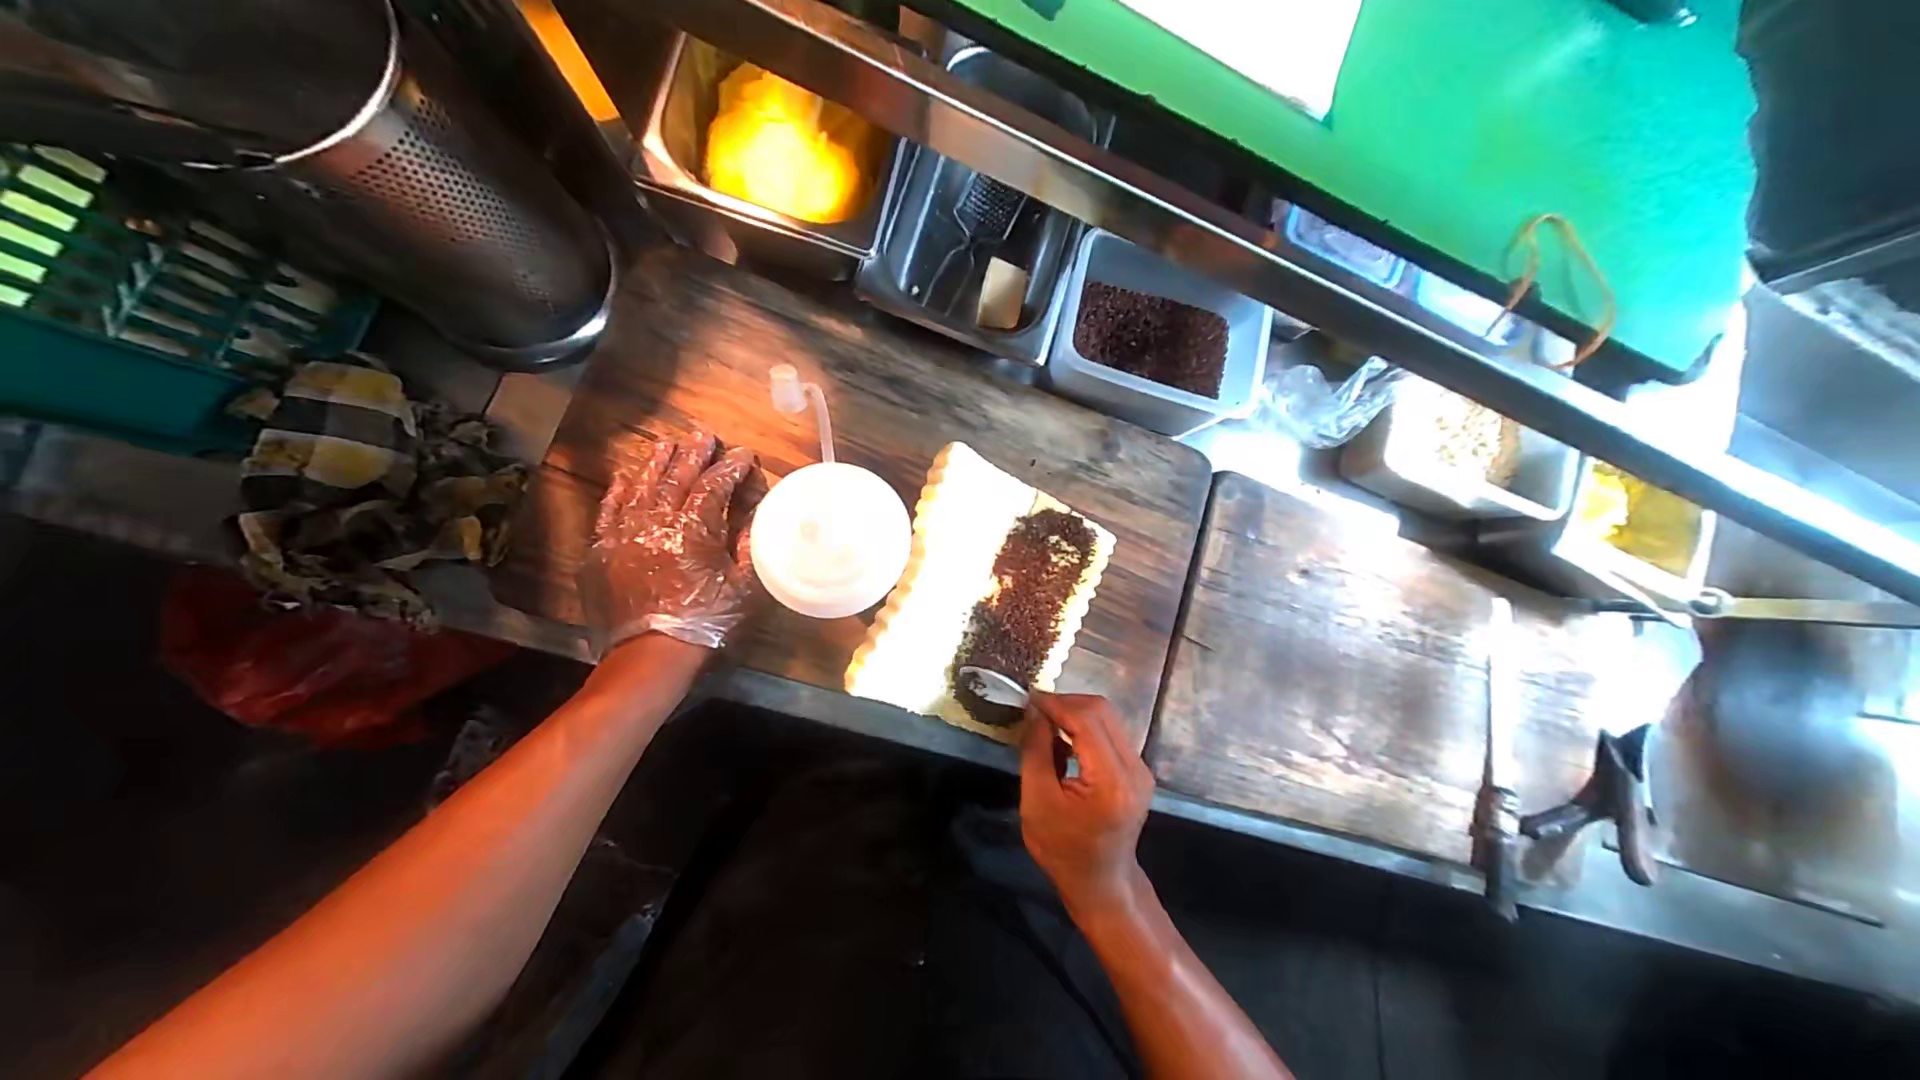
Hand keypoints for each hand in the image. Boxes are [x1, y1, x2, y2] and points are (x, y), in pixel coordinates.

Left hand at [581, 432, 757, 652]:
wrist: (649, 654)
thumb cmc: (704, 621)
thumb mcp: (742, 588)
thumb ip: (747, 546)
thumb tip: (753, 516)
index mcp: (696, 529)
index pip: (714, 486)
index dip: (730, 467)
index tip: (743, 454)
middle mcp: (659, 522)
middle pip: (677, 478)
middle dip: (693, 454)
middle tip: (703, 435)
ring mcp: (627, 533)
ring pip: (643, 487)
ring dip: (657, 464)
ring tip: (666, 444)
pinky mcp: (603, 549)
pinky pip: (609, 511)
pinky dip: (618, 492)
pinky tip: (626, 478)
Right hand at [1019, 691, 1155, 916]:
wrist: (1100, 882)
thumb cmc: (1062, 849)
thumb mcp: (1037, 801)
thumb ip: (1036, 750)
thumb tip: (1034, 710)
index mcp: (1111, 780)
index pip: (1087, 721)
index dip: (1056, 704)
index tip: (1028, 699)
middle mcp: (1135, 769)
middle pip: (1102, 712)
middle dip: (1066, 703)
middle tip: (1035, 709)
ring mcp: (1141, 769)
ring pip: (1108, 718)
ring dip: (1076, 713)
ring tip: (1046, 723)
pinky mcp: (1138, 770)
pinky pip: (1111, 732)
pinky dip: (1086, 727)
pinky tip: (1064, 738)